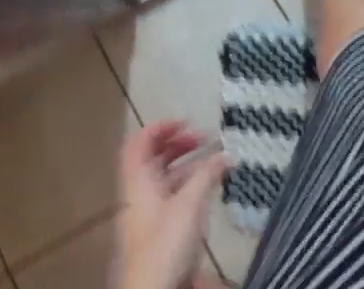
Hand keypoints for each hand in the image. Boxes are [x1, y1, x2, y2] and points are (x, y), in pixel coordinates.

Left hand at [114, 121, 227, 288]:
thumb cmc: (166, 242)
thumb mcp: (189, 204)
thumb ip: (206, 176)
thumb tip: (225, 154)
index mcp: (138, 177)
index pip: (141, 140)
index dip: (161, 126)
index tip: (187, 122)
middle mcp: (139, 189)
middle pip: (153, 156)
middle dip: (177, 143)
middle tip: (203, 139)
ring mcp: (147, 210)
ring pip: (164, 176)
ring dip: (186, 164)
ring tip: (212, 160)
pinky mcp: (158, 228)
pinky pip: (171, 195)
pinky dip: (188, 185)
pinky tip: (207, 187)